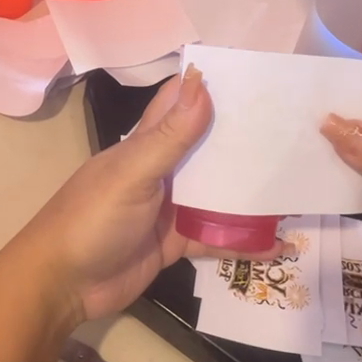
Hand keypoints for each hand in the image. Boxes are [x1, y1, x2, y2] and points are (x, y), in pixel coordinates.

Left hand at [14, 67, 273, 320]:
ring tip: (298, 182)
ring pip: (216, 191)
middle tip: (295, 129)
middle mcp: (160, 169)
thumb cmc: (92, 219)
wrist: (63, 285)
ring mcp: (169, 207)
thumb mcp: (132, 174)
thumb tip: (202, 82)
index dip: (210, 85)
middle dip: (243, 138)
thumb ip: (169, 135)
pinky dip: (242, 240)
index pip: (179, 102)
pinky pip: (215, 236)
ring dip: (248, 189)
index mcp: (144, 144)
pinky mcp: (175, 242)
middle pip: (206, 147)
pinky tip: (278, 242)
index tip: (256, 76)